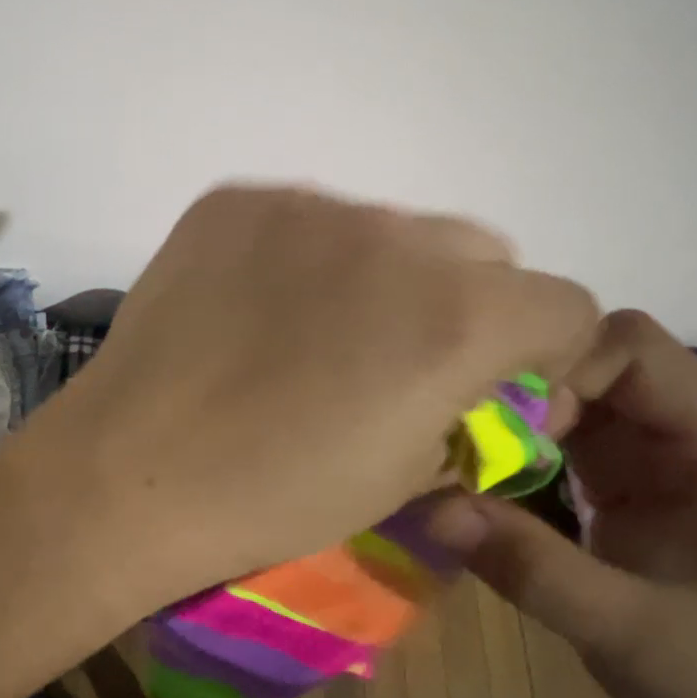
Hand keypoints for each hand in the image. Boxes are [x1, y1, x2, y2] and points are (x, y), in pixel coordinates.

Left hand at [22, 185, 599, 601]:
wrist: (131, 469)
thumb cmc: (276, 495)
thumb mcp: (407, 475)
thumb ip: (482, 416)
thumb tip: (521, 390)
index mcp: (459, 314)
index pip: (565, 305)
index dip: (539, 355)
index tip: (486, 387)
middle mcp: (396, 235)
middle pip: (479, 253)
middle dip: (461, 305)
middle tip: (392, 360)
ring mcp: (307, 207)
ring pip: (389, 228)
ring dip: (379, 273)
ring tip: (309, 334)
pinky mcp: (236, 201)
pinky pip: (304, 218)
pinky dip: (301, 256)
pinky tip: (253, 307)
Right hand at [427, 310, 696, 697]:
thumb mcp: (628, 633)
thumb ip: (533, 567)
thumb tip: (431, 507)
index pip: (630, 349)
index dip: (560, 368)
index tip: (502, 426)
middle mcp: (688, 433)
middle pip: (594, 361)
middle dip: (525, 388)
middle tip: (466, 437)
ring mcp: (655, 457)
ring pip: (571, 394)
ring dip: (513, 416)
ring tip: (460, 453)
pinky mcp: (624, 484)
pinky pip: (560, 436)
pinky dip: (517, 446)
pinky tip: (479, 477)